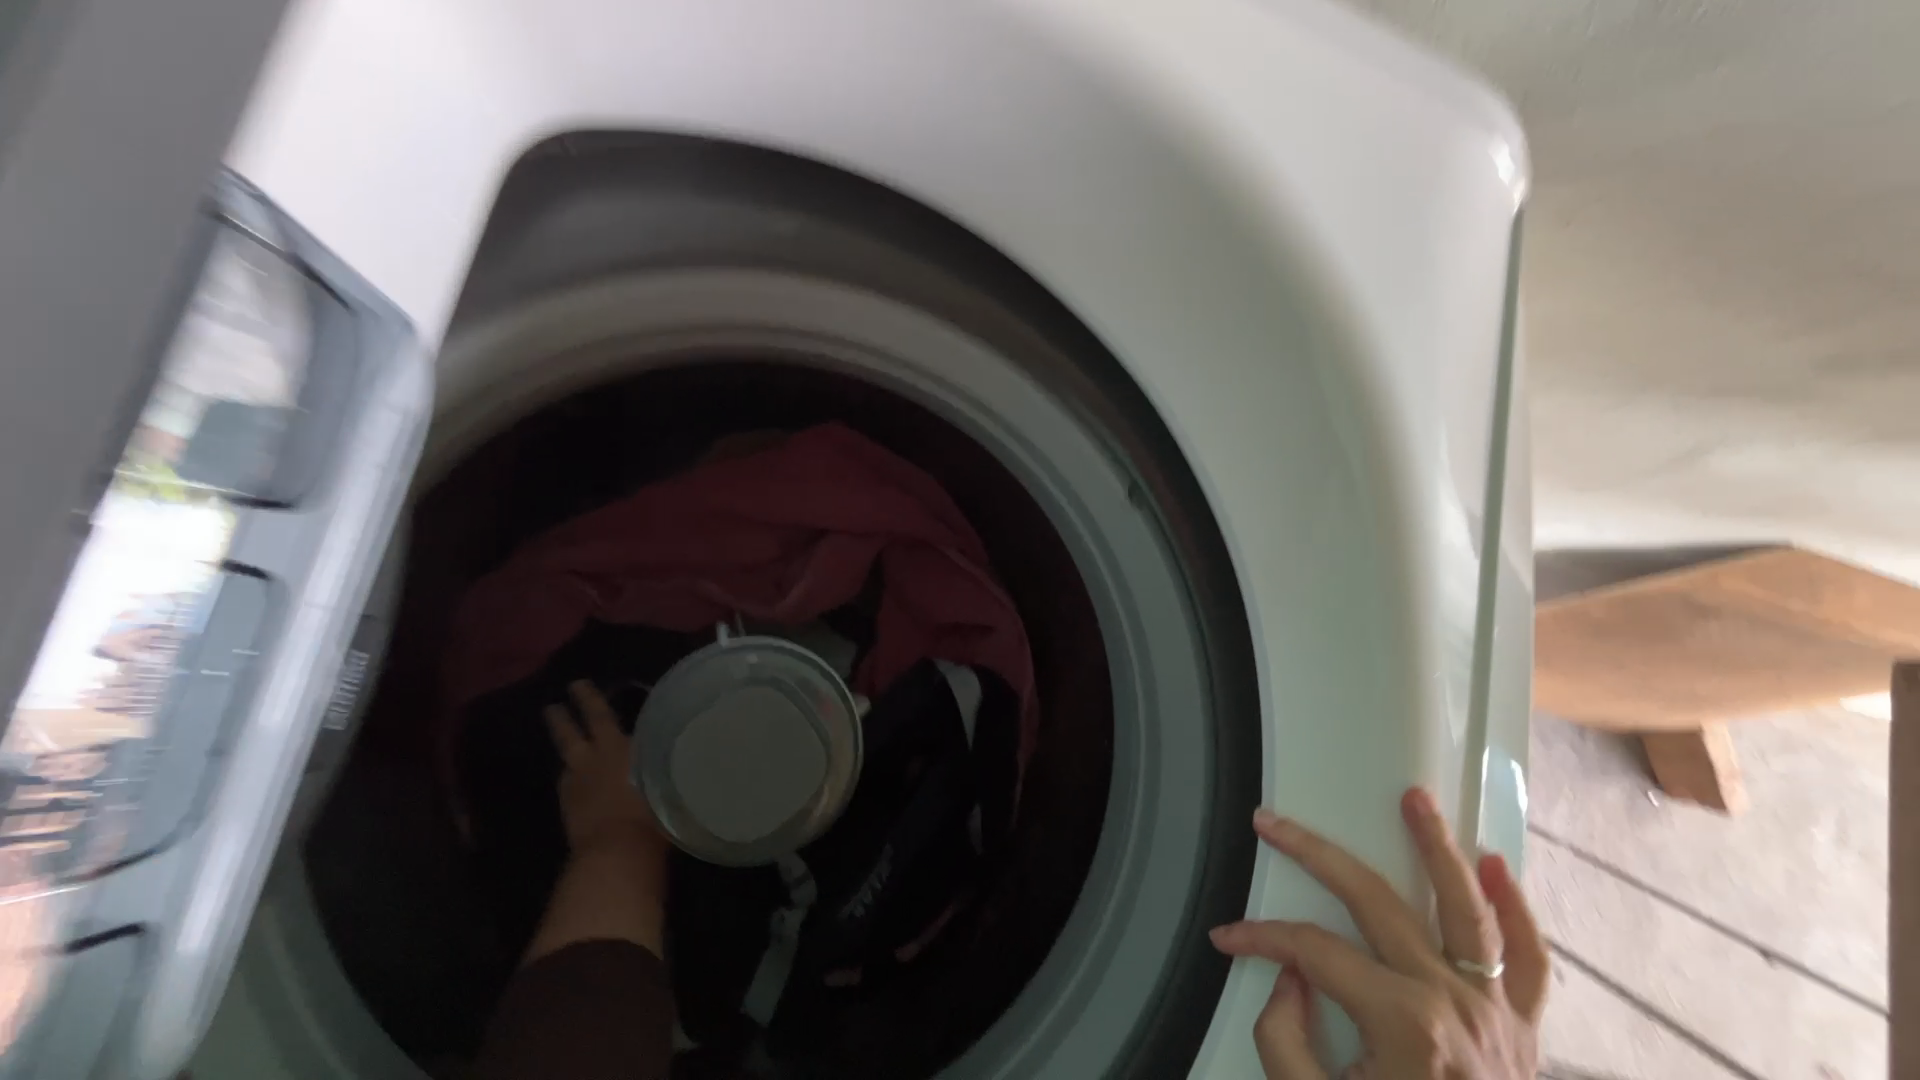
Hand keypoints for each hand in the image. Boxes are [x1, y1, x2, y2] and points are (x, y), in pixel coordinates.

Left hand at [544, 680, 660, 852]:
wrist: (617, 850)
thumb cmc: (655, 815)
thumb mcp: (669, 782)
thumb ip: (666, 765)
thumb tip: (676, 756)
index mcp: (625, 747)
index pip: (610, 715)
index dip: (595, 699)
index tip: (584, 684)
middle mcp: (599, 756)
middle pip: (582, 724)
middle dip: (576, 705)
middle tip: (570, 688)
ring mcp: (578, 779)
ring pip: (566, 747)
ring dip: (560, 729)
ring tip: (554, 714)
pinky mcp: (567, 802)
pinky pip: (566, 778)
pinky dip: (568, 770)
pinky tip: (570, 771)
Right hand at [1209, 788, 1547, 1078]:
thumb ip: (1284, 1036)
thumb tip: (1291, 976)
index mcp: (1402, 1024)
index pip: (1310, 950)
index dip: (1260, 938)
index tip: (1227, 938)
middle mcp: (1454, 1003)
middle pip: (1374, 902)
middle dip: (1314, 854)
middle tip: (1272, 821)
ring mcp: (1496, 1012)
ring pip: (1467, 910)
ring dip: (1437, 848)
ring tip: (1414, 798)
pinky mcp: (1524, 1030)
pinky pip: (1529, 961)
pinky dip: (1517, 911)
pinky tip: (1498, 865)